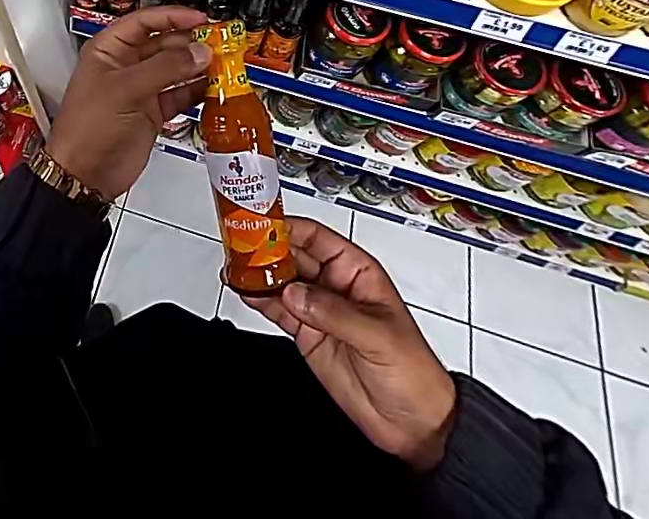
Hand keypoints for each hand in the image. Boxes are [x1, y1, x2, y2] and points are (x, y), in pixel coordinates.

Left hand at [45, 5, 209, 197]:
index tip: (200, 19)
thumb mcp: (126, 89)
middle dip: (190, 42)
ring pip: (175, 69)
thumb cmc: (90, 128)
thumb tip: (199, 51)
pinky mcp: (152, 112)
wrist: (85, 176)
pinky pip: (180, 94)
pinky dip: (196, 91)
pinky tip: (213, 87)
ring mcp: (140, 89)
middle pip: (164, 43)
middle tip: (218, 43)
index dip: (172, 16)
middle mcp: (126, 66)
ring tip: (222, 64)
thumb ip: (166, 67)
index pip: (144, 21)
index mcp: (109, 50)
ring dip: (197, 66)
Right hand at [245, 218, 455, 470]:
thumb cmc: (413, 370)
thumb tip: (296, 294)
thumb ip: (334, 313)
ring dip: (259, 274)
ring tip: (235, 268)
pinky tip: (246, 293)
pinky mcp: (308, 335)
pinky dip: (260, 300)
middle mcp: (334, 285)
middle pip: (294, 256)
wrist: (413, 423)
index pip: (317, 238)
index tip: (264, 225)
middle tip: (240, 247)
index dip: (290, 228)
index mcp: (356, 271)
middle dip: (267, 249)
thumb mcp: (377, 335)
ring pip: (282, 281)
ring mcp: (319, 310)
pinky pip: (279, 310)